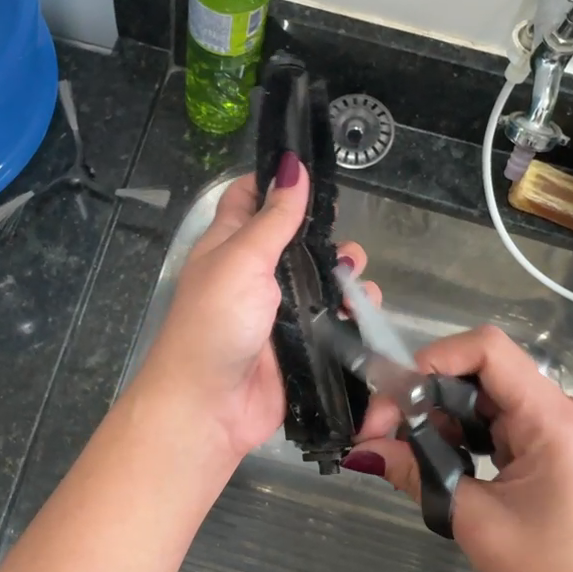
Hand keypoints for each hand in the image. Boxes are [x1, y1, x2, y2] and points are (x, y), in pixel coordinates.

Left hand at [129, 157, 371, 460]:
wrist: (209, 407)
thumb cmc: (216, 323)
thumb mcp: (242, 260)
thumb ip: (273, 218)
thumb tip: (292, 165)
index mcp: (229, 246)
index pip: (250, 198)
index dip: (276, 181)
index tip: (313, 168)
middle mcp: (255, 274)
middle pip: (297, 240)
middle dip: (326, 235)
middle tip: (347, 241)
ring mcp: (279, 311)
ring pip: (323, 280)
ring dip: (346, 275)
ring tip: (357, 281)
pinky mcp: (302, 345)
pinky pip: (333, 321)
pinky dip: (352, 314)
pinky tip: (363, 311)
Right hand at [345, 325, 572, 571]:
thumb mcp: (477, 523)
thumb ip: (418, 474)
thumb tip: (363, 450)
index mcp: (550, 417)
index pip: (486, 349)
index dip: (433, 358)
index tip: (394, 399)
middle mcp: (556, 412)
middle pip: (479, 373)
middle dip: (424, 395)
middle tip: (380, 434)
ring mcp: (555, 433)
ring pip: (483, 400)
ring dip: (440, 420)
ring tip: (403, 453)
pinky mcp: (550, 454)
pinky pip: (496, 426)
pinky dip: (461, 438)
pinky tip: (438, 465)